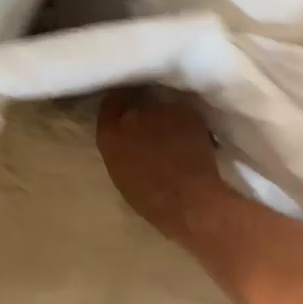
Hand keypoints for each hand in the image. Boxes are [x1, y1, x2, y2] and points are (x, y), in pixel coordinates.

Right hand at [97, 88, 228, 239]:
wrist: (186, 197)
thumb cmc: (149, 198)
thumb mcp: (121, 173)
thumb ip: (121, 149)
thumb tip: (130, 142)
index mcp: (110, 135)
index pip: (110, 105)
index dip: (119, 106)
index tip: (126, 112)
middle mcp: (132, 116)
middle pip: (137, 107)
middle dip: (144, 118)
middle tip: (154, 136)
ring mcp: (160, 110)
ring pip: (162, 111)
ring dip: (166, 122)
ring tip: (177, 143)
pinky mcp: (186, 111)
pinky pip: (183, 114)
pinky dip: (186, 125)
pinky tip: (192, 143)